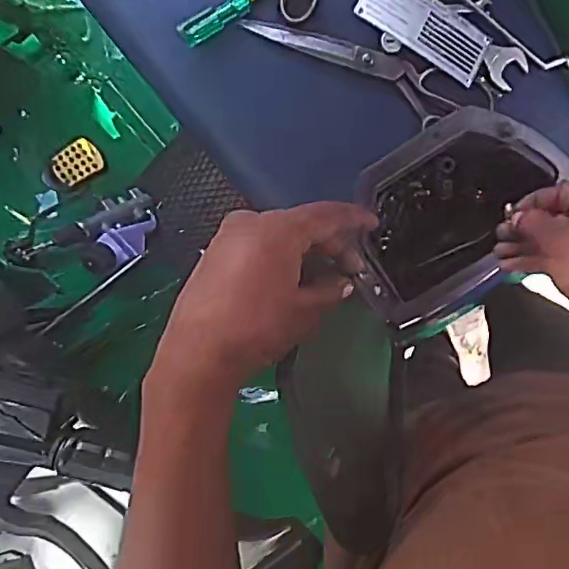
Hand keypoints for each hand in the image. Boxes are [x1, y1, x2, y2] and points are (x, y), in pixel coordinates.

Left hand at [150, 202, 376, 395]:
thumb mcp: (305, 310)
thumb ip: (331, 289)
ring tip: (323, 280)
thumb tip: (341, 284)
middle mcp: (250, 224)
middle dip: (330, 244)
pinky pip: (258, 246)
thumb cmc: (250, 329)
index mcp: (277, 229)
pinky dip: (281, 258)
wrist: (199, 354)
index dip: (353, 219)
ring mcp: (228, 238)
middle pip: (302, 224)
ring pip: (279, 235)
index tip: (369, 224)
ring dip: (305, 253)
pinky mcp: (216, 255)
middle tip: (350, 268)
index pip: (326, 214)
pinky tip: (293, 281)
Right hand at [494, 184, 568, 314]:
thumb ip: (531, 222)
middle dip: (523, 227)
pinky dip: (533, 259)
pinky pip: (553, 255)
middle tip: (501, 233)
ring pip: (549, 239)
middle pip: (551, 217)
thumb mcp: (555, 238)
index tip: (512, 213)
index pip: (558, 191)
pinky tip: (510, 265)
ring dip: (523, 245)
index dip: (531, 201)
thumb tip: (517, 217)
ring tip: (499, 252)